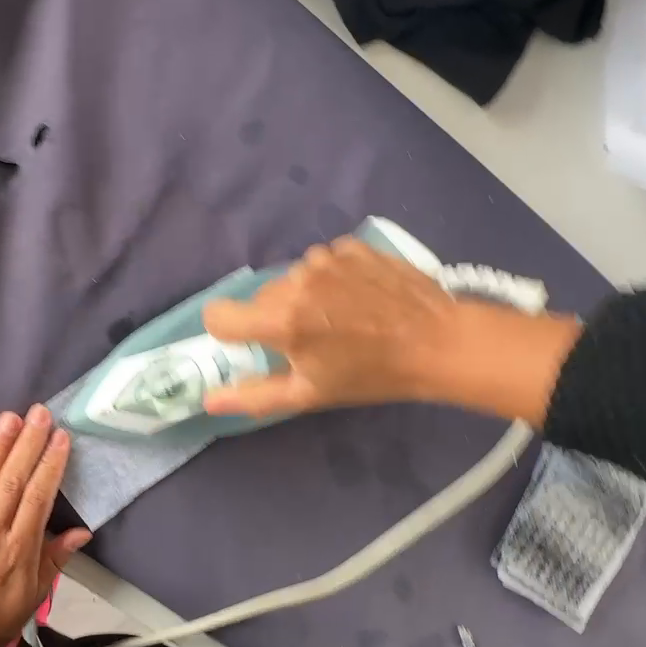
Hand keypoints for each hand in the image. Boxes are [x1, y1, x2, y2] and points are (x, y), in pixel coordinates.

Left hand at [0, 405, 90, 646]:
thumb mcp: (36, 593)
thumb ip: (56, 557)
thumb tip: (82, 530)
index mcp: (19, 548)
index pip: (39, 497)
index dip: (51, 464)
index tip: (60, 437)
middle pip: (13, 481)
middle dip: (28, 444)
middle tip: (39, 413)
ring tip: (9, 419)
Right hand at [200, 237, 583, 425]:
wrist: (437, 342)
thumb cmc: (369, 375)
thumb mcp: (308, 395)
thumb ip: (252, 396)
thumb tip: (208, 400)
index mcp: (280, 320)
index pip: (218, 314)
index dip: (229, 332)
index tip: (253, 345)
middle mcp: (295, 281)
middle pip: (257, 299)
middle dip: (272, 319)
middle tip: (308, 340)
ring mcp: (325, 258)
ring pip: (290, 280)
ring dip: (302, 297)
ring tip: (338, 318)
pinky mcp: (350, 247)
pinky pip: (321, 263)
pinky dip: (329, 279)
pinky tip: (356, 298)